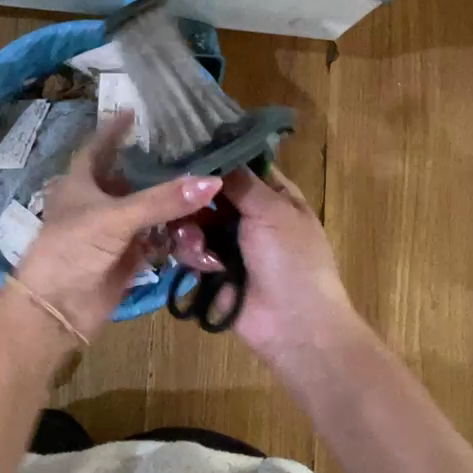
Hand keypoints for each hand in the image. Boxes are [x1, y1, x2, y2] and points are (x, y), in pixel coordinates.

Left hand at [13, 113, 221, 340]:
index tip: (138, 110)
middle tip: (192, 146)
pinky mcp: (127, 255)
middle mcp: (96, 201)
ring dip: (171, 199)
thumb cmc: (73, 248)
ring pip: (147, 207)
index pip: (99, 145)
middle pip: (129, 176)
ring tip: (206, 178)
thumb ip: (163, 200)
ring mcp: (112, 230)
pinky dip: (174, 231)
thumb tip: (212, 180)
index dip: (115, 128)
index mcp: (80, 181)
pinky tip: (200, 220)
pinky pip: (156, 237)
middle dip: (156, 164)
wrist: (57, 307)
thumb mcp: (116, 217)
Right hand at [173, 167, 359, 364]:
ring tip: (197, 242)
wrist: (293, 324)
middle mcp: (249, 215)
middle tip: (179, 197)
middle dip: (194, 197)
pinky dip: (191, 254)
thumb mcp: (273, 210)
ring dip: (191, 230)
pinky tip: (203, 264)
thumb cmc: (293, 260)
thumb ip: (240, 181)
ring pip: (192, 220)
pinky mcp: (209, 268)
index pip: (240, 165)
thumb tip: (211, 156)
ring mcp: (227, 243)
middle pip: (208, 193)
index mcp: (274, 196)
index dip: (215, 157)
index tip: (183, 148)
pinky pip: (187, 250)